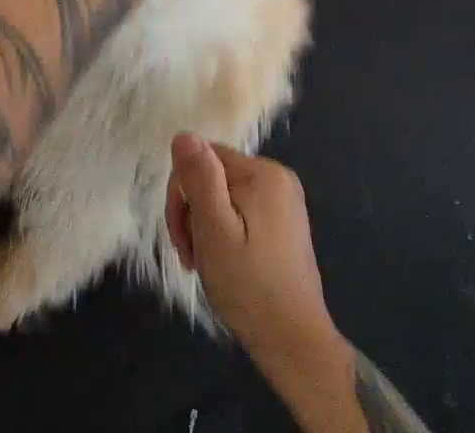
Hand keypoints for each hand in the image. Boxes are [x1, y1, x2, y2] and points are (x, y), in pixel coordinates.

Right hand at [167, 135, 365, 431]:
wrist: (292, 340)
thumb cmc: (248, 284)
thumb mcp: (213, 228)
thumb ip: (199, 178)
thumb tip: (184, 134)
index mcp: (263, 173)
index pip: (201, 158)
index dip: (182, 193)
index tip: (182, 235)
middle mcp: (277, 179)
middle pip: (211, 176)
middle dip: (191, 212)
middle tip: (190, 254)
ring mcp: (283, 202)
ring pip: (220, 197)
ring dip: (202, 226)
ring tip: (203, 262)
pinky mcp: (282, 224)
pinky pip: (238, 213)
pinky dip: (221, 234)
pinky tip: (221, 261)